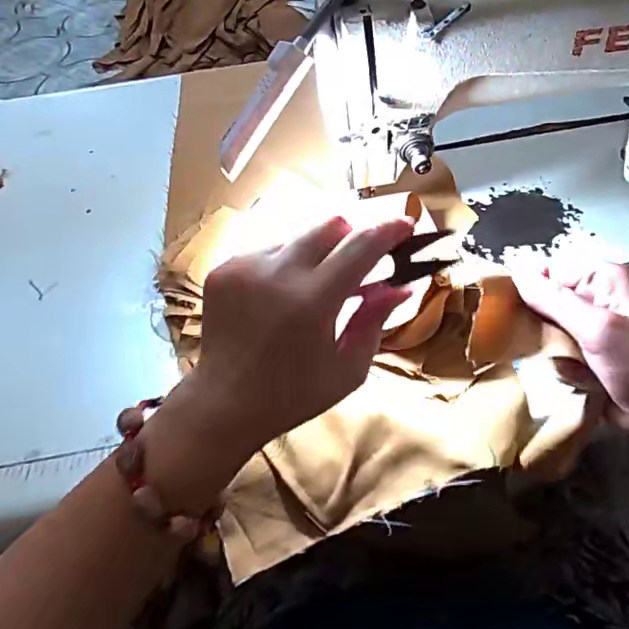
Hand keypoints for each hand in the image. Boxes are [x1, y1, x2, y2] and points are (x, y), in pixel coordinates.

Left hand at [183, 215, 416, 450]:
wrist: (224, 404)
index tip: (405, 223)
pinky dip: (284, 267)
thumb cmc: (293, 394)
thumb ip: (374, 320)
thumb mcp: (348, 369)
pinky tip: (278, 301)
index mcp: (312, 301)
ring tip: (311, 294)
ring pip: (298, 238)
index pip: (360, 246)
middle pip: (329, 226)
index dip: (388, 230)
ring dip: (315, 256)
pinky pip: (268, 251)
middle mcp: (277, 273)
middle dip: (352, 238)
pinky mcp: (224, 269)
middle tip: (360, 264)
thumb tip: (401, 285)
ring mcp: (245, 267)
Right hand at [510, 256, 628, 465]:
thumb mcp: (599, 329)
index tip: (513, 312)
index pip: (548, 270)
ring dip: (541, 345)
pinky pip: (552, 351)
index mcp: (602, 278)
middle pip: (543, 298)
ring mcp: (588, 328)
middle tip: (529, 341)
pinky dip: (551, 363)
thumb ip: (554, 300)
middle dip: (534, 320)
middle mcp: (594, 297)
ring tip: (545, 361)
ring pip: (543, 327)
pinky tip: (558, 375)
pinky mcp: (583, 355)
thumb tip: (515, 272)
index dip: (530, 289)